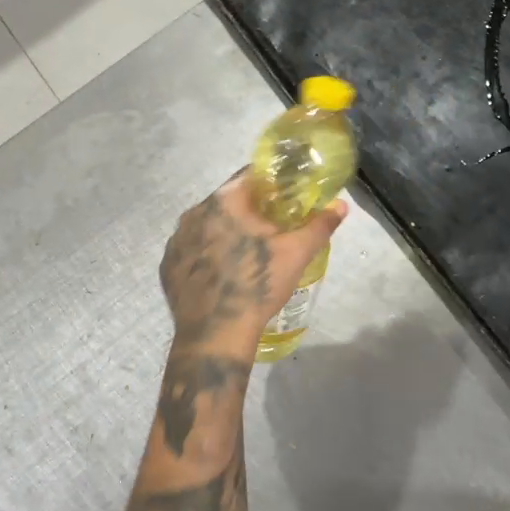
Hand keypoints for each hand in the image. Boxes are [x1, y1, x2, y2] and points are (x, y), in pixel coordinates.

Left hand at [159, 172, 347, 351]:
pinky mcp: (168, 266)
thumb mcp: (297, 253)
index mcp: (224, 202)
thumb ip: (320, 225)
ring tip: (250, 253)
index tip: (288, 198)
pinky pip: (194, 249)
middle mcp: (193, 213)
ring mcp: (176, 240)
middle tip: (275, 229)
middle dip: (251, 211)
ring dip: (228, 232)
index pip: (250, 177)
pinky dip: (210, 253)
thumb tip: (341, 206)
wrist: (215, 333)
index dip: (273, 184)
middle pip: (229, 202)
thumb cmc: (258, 285)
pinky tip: (226, 272)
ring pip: (209, 225)